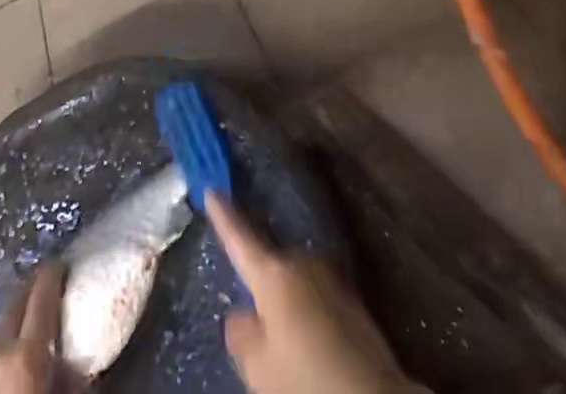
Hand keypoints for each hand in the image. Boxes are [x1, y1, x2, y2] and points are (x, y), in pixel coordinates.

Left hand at [0, 263, 67, 393]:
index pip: (42, 300)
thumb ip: (68, 376)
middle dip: (29, 296)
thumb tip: (73, 357)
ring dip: (7, 337)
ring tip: (15, 349)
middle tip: (42, 291)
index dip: (50, 277)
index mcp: (26, 354)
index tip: (58, 262)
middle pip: (15, 308)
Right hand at [207, 195, 413, 393]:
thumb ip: (242, 333)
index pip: (240, 238)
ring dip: (289, 305)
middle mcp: (303, 264)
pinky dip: (310, 317)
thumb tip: (245, 315)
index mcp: (274, 275)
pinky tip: (315, 348)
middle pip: (271, 268)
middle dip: (264, 289)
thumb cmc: (307, 381)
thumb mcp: (258, 367)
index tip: (212, 191)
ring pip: (296, 285)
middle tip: (260, 326)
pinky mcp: (354, 301)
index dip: (224, 216)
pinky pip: (318, 300)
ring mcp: (332, 279)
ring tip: (291, 346)